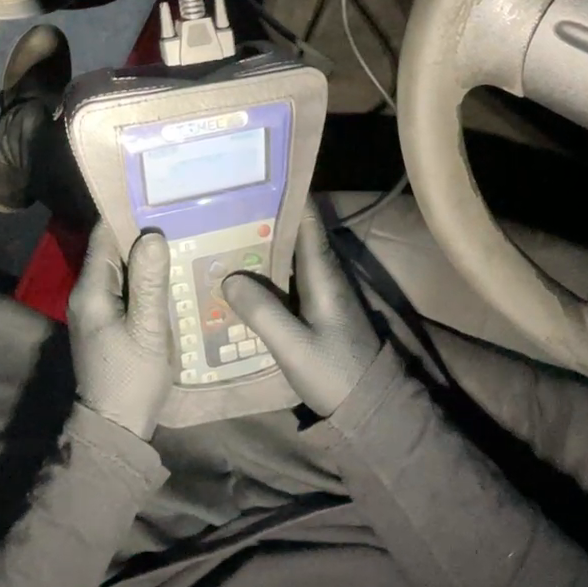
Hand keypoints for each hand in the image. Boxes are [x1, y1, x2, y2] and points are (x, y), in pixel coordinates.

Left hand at [68, 225, 172, 439]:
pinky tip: (174, 270)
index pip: (105, 235)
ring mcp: (97, 308)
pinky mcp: (108, 321)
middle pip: (113, 249)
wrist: (116, 429)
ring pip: (122, 267)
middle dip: (143, 230)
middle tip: (180, 210)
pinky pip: (127, 286)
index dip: (129, 213)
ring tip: (184, 232)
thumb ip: (149, 281)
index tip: (159, 194)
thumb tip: (153, 233)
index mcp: (91, 290)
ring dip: (147, 254)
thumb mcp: (147, 329)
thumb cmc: (131, 378)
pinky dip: (146, 275)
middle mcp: (87, 293)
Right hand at [222, 212, 381, 416]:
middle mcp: (322, 273)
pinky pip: (283, 278)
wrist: (370, 407)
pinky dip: (262, 271)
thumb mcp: (293, 346)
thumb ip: (262, 312)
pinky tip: (235, 278)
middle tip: (218, 209)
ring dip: (257, 246)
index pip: (306, 218)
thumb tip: (228, 279)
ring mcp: (319, 291)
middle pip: (290, 233)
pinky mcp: (314, 308)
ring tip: (217, 237)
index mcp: (322, 271)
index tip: (252, 179)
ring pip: (284, 256)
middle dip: (258, 219)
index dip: (283, 195)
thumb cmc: (335, 372)